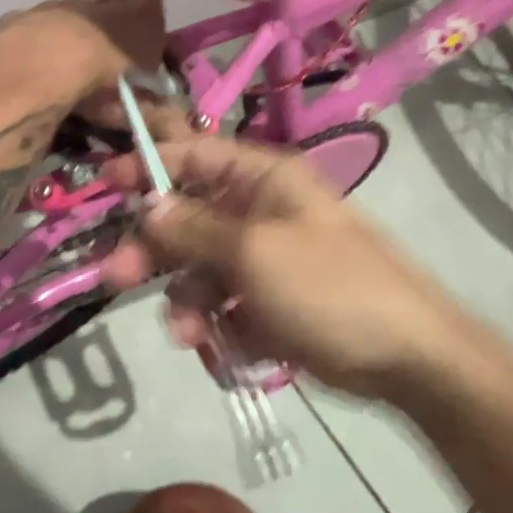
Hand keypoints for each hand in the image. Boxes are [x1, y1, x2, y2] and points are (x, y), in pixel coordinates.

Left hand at [0, 0, 178, 130]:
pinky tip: (29, 58)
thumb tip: (153, 105)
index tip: (140, 30)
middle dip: (107, 9)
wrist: (43, 72)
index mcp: (136, 16)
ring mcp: (59, 5)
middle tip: (103, 40)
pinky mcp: (23, 15)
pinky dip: (33, 34)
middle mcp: (100, 2)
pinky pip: (32, 19)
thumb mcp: (136, 98)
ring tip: (62, 56)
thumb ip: (146, 94)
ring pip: (69, 5)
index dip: (144, 9)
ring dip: (70, 24)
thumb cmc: (102, 84)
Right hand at [99, 135, 455, 398]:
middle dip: (155, 248)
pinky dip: (213, 326)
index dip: (148, 166)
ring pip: (198, 269)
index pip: (194, 155)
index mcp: (264, 180)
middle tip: (117, 277)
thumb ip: (193, 227)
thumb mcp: (254, 252)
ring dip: (185, 299)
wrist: (408, 357)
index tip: (104, 188)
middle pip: (187, 217)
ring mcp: (265, 260)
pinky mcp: (269, 304)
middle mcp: (260, 212)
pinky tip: (217, 350)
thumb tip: (147, 204)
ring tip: (190, 334)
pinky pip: (221, 305)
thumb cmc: (331, 287)